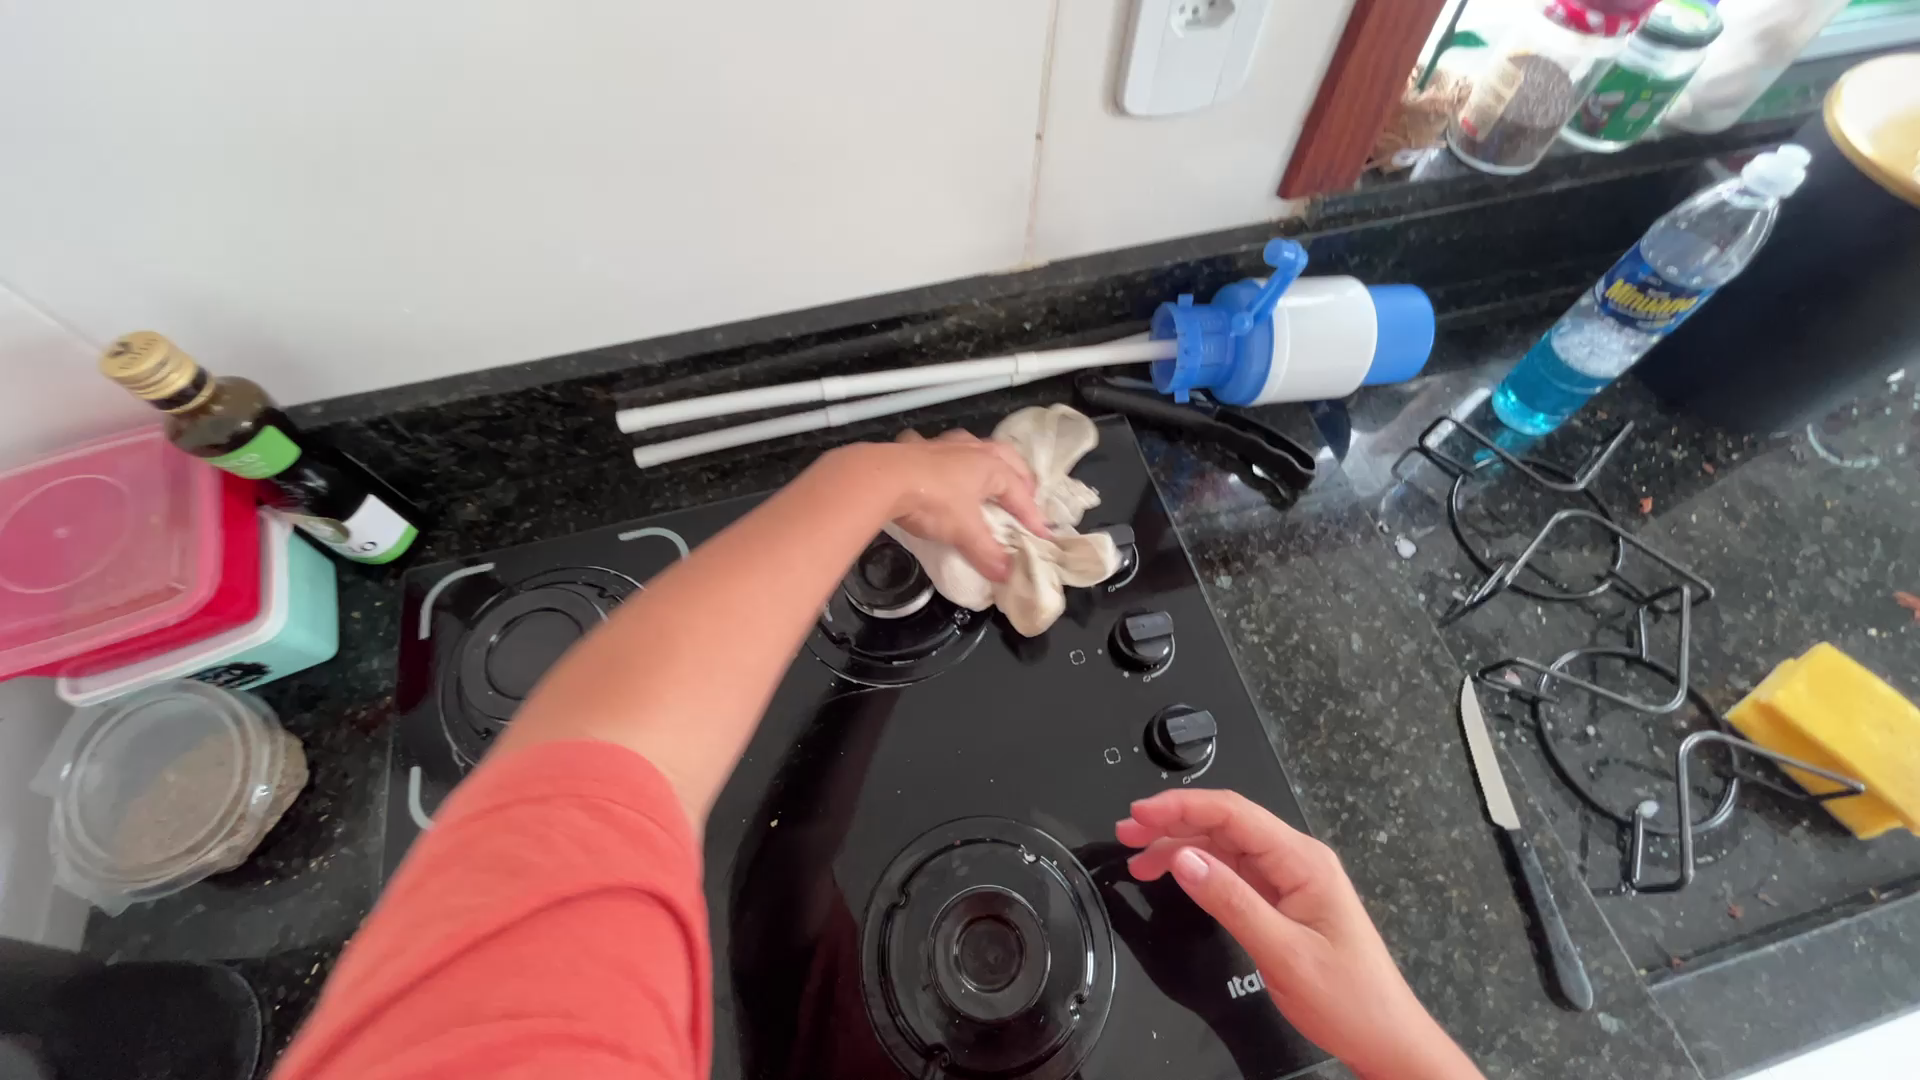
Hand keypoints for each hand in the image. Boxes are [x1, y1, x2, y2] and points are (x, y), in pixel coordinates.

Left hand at [845, 430, 1047, 581]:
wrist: (882, 479)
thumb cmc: (933, 502)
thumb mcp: (964, 532)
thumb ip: (986, 552)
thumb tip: (1005, 574)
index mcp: (991, 466)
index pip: (1020, 493)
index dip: (1032, 516)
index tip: (1042, 535)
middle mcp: (971, 450)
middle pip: (1005, 457)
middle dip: (1019, 475)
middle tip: (1026, 493)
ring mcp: (943, 445)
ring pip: (974, 445)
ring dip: (986, 459)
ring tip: (990, 474)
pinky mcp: (916, 447)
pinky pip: (938, 448)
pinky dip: (945, 456)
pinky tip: (940, 463)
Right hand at [1117, 790, 1482, 1079]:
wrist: (1388, 1042)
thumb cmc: (1350, 1001)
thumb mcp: (1286, 953)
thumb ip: (1232, 902)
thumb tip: (1183, 860)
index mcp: (1301, 860)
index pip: (1232, 813)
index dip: (1181, 806)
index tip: (1141, 814)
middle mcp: (1292, 858)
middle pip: (1222, 823)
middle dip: (1172, 822)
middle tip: (1127, 832)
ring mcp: (1285, 877)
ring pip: (1221, 844)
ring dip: (1178, 845)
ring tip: (1137, 856)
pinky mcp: (1277, 897)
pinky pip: (1229, 869)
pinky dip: (1195, 869)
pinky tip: (1170, 874)